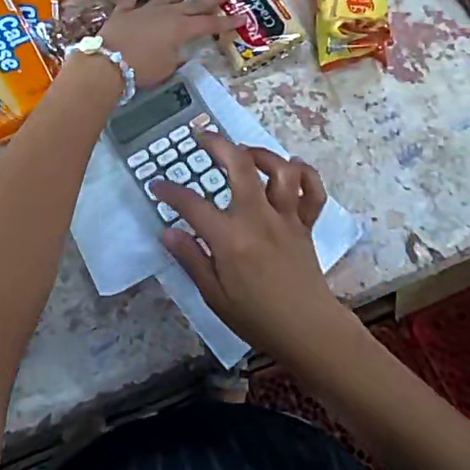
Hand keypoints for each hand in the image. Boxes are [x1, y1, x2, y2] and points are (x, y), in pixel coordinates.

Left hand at [91, 0, 237, 86]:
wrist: (108, 62)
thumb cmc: (142, 69)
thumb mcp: (167, 67)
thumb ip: (177, 56)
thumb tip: (180, 50)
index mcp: (180, 29)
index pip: (209, 24)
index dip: (227, 22)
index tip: (243, 17)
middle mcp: (166, 15)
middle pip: (193, 5)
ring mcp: (144, 11)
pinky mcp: (123, 12)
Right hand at [152, 136, 352, 362]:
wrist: (308, 331)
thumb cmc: (256, 317)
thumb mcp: (213, 295)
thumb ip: (191, 258)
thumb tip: (167, 231)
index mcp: (230, 239)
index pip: (192, 205)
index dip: (170, 192)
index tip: (157, 185)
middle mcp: (258, 219)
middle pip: (240, 166)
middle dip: (218, 145)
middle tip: (202, 137)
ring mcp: (286, 218)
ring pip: (280, 170)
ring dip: (262, 154)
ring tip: (244, 154)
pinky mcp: (305, 225)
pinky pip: (312, 191)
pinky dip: (304, 174)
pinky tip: (290, 168)